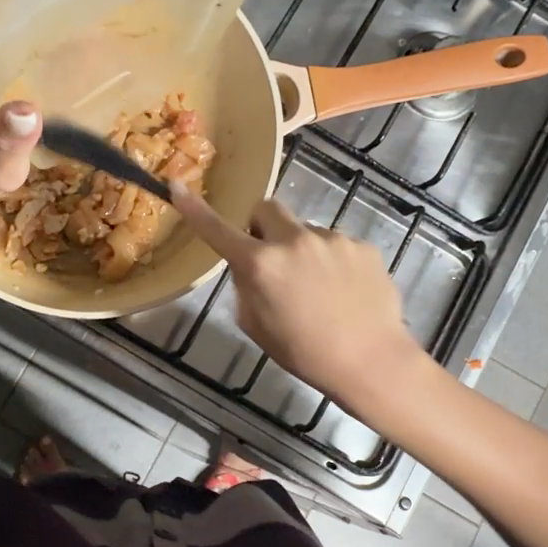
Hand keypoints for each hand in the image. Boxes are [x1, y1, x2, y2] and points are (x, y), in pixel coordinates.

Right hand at [172, 185, 426, 406]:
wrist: (371, 360)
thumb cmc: (304, 352)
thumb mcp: (256, 325)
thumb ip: (246, 287)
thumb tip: (250, 268)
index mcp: (260, 264)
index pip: (218, 229)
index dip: (195, 209)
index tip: (176, 186)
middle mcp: (294, 241)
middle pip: (267, 209)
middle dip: (262, 227)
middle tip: (270, 258)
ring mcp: (332, 239)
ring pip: (304, 231)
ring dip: (301, 251)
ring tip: (317, 290)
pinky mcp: (362, 246)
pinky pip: (335, 246)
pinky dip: (332, 263)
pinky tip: (343, 293)